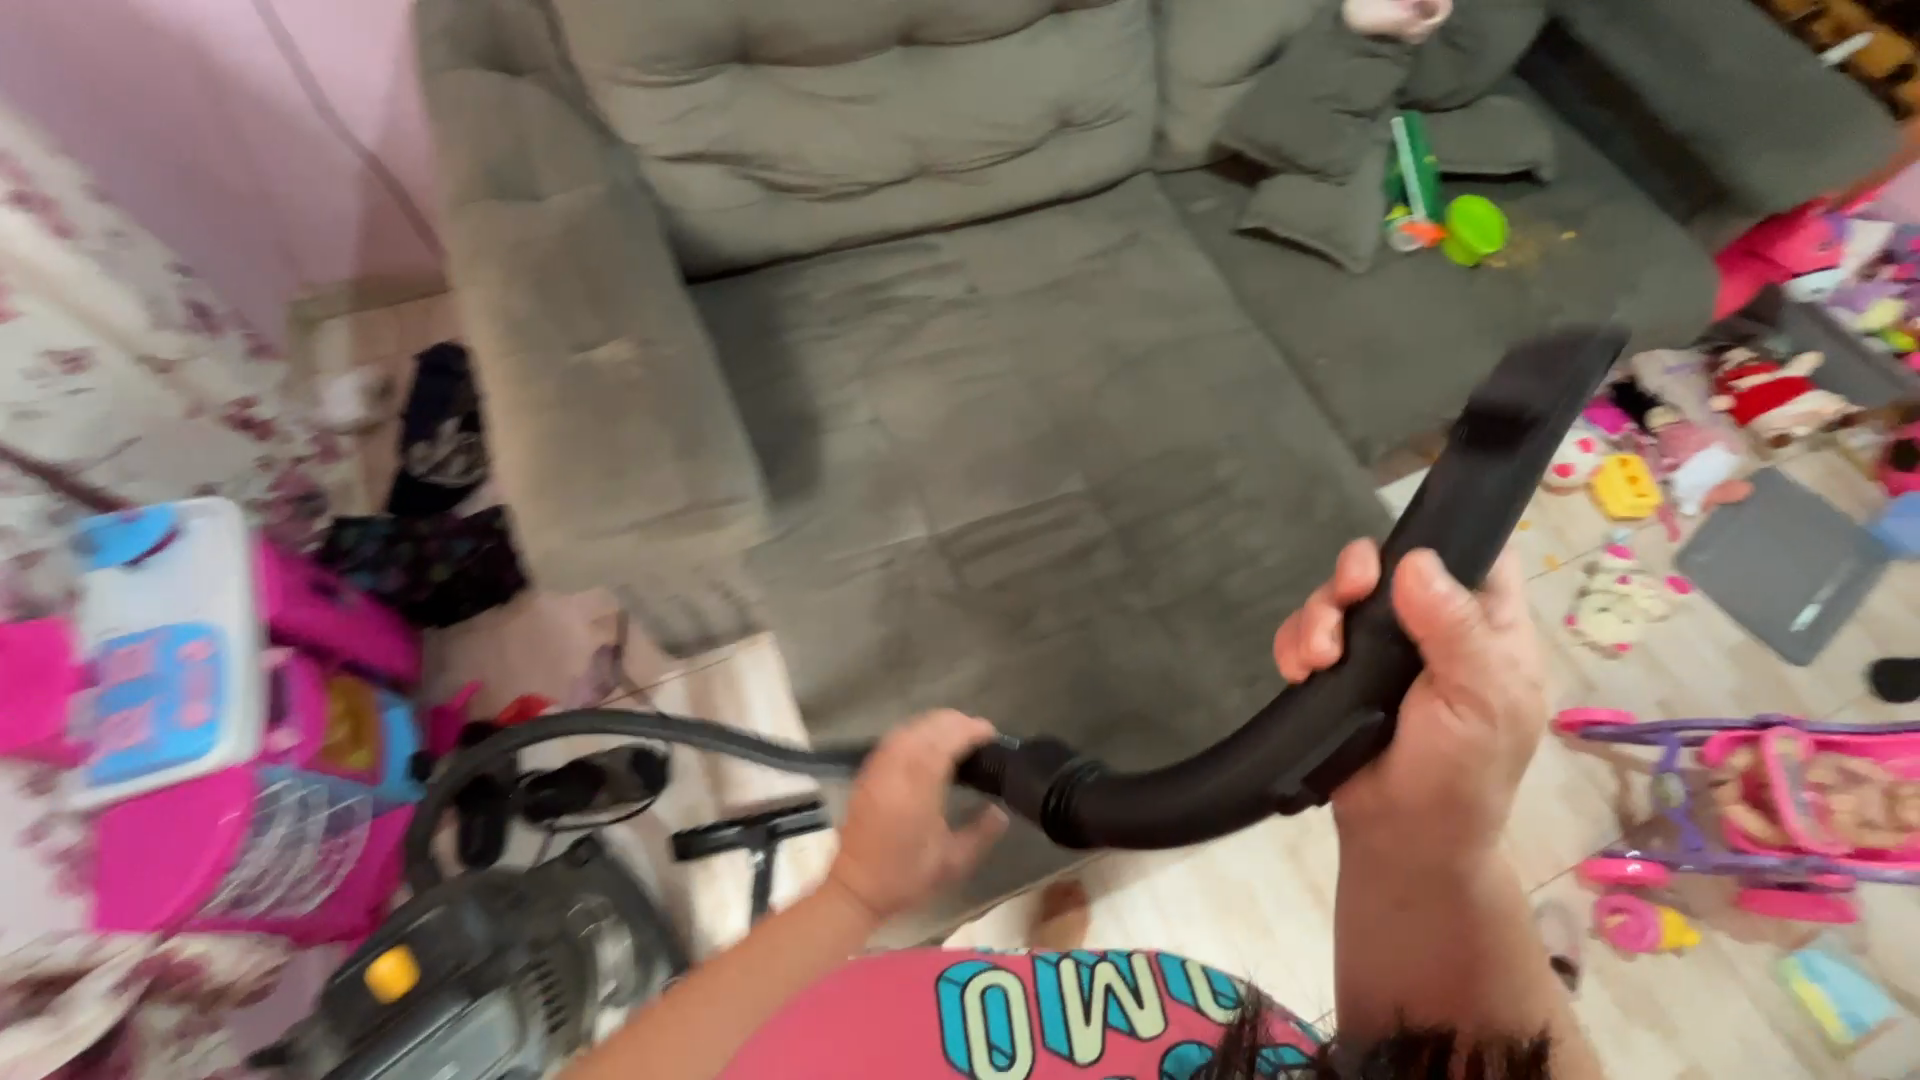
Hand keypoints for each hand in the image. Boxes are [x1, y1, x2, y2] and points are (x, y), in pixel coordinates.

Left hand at [826, 710, 1009, 920]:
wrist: (855, 888)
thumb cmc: (905, 878)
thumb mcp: (953, 863)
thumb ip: (982, 833)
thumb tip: (1001, 810)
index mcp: (917, 792)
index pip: (943, 744)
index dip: (968, 731)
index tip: (990, 733)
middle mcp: (894, 772)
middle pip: (925, 729)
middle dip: (956, 723)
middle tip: (980, 733)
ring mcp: (878, 769)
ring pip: (909, 728)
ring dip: (936, 723)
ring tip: (960, 733)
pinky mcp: (868, 772)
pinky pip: (895, 738)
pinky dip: (917, 731)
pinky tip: (931, 742)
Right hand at [1273, 539, 1545, 864]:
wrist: (1400, 834)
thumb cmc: (1461, 771)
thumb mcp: (1479, 701)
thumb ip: (1455, 630)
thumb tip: (1414, 562)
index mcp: (1484, 627)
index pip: (1474, 554)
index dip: (1443, 535)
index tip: (1402, 542)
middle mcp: (1429, 627)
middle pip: (1386, 566)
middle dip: (1355, 574)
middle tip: (1346, 595)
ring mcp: (1376, 649)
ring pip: (1337, 598)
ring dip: (1317, 618)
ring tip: (1315, 661)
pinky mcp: (1333, 671)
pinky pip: (1303, 633)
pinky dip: (1293, 643)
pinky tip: (1297, 672)